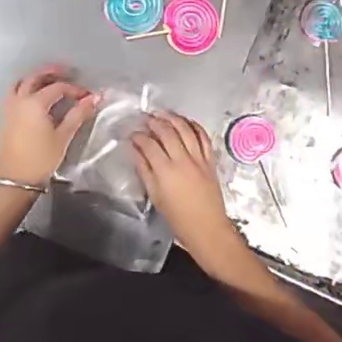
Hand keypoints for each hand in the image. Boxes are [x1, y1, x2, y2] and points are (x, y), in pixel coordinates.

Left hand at [0, 65, 98, 186]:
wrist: (15, 179)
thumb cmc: (41, 158)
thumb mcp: (63, 136)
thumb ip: (78, 114)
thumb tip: (94, 98)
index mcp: (35, 103)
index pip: (57, 88)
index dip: (74, 89)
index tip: (87, 95)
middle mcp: (20, 100)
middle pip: (35, 78)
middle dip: (51, 72)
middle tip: (65, 71)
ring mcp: (9, 108)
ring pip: (21, 83)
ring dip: (35, 78)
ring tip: (48, 81)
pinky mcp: (5, 117)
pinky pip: (13, 93)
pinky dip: (24, 88)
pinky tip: (34, 96)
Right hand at [130, 112, 242, 261]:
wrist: (207, 228)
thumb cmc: (177, 217)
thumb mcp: (155, 195)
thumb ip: (144, 170)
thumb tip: (135, 150)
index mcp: (165, 171)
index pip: (148, 144)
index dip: (138, 136)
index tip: (131, 134)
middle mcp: (182, 160)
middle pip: (167, 132)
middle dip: (154, 122)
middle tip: (145, 118)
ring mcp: (199, 158)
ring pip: (186, 129)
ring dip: (173, 118)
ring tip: (163, 114)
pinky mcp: (210, 160)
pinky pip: (203, 137)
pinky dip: (194, 126)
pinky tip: (186, 122)